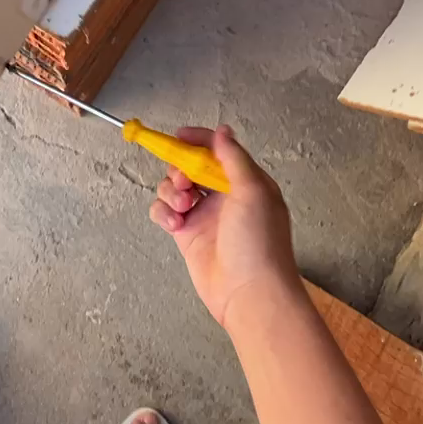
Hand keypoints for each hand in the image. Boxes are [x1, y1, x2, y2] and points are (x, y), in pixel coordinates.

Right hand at [147, 126, 296, 326]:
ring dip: (170, 193)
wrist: (248, 293)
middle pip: (190, 167)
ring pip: (173, 188)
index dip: (197, 140)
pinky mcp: (187, 234)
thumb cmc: (258, 243)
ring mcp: (204, 215)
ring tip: (182, 209)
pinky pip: (164, 213)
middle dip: (180, 170)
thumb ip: (234, 158)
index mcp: (244, 181)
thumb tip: (223, 131)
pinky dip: (163, 214)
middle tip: (184, 183)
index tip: (178, 137)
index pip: (217, 150)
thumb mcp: (252, 191)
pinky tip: (174, 225)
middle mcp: (223, 196)